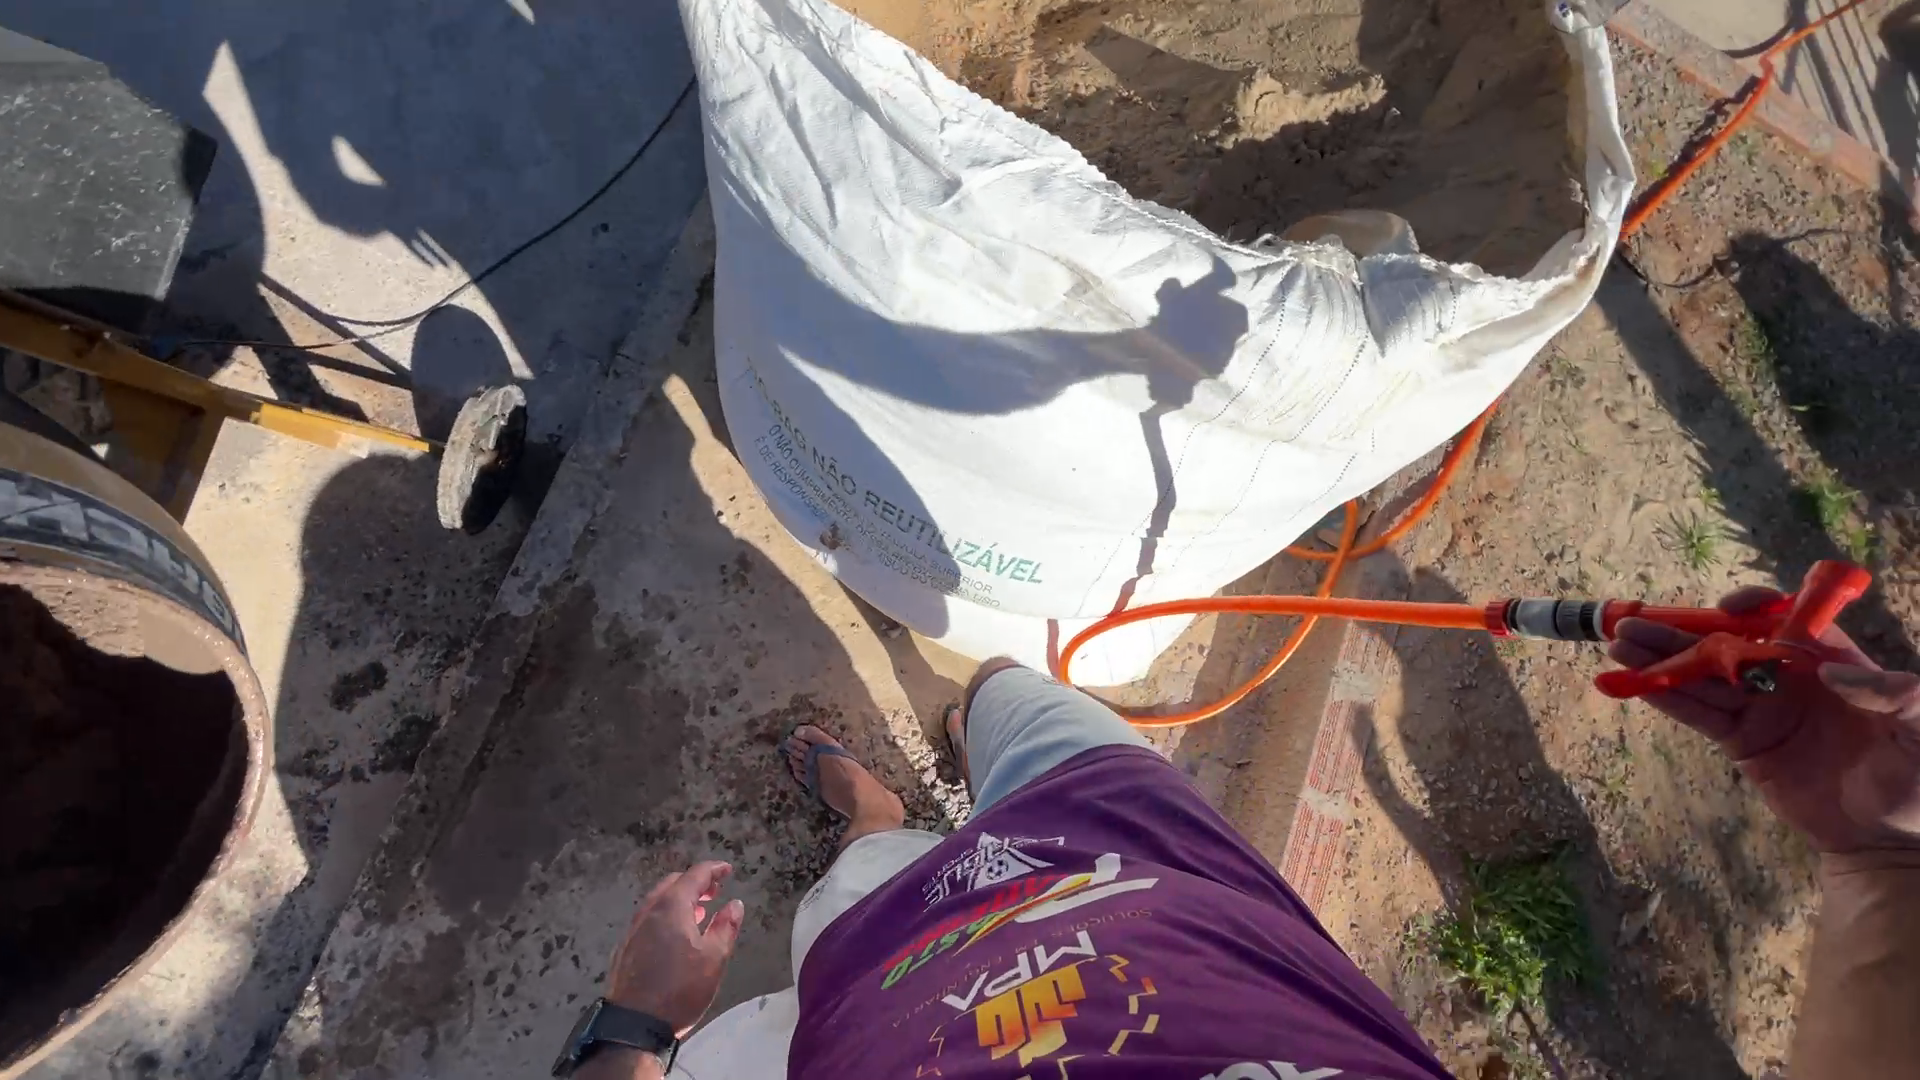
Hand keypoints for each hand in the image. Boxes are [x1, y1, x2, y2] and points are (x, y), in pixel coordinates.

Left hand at [604, 861, 745, 1034]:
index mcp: (671, 906)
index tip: (728, 871)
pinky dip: (666, 916)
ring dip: (680, 900)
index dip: (714, 869)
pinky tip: (676, 936)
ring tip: (699, 913)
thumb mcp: (714, 958)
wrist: (632, 1029)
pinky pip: (649, 920)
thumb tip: (734, 904)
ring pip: (658, 902)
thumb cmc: (679, 989)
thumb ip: (726, 926)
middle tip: (714, 892)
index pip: (695, 875)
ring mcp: (633, 931)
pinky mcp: (624, 950)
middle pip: (673, 883)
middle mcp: (648, 911)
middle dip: (695, 883)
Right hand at [1607, 587, 1919, 866]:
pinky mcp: (1737, 738)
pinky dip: (1662, 698)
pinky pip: (1695, 713)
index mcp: (1832, 667)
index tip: (1728, 608)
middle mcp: (1787, 681)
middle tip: (1631, 626)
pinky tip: (1632, 683)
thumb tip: (1830, 671)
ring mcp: (1758, 709)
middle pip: (1723, 649)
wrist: (1888, 840)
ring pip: (1698, 678)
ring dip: (1656, 662)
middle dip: (1676, 635)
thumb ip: (1896, 695)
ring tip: (1617, 646)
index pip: (1786, 624)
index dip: (1755, 609)